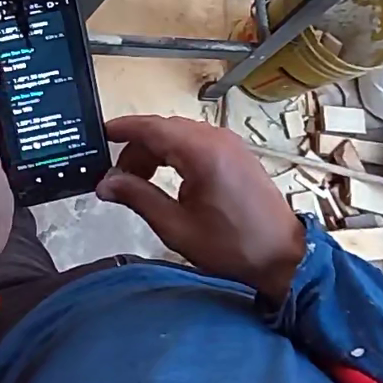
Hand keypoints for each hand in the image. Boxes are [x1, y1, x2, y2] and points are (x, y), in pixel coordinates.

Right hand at [96, 114, 306, 298]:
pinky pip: (197, 141)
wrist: (282, 255)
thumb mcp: (176, 227)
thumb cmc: (233, 245)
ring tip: (139, 181)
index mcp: (202, 153)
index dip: (123, 129)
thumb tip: (107, 184)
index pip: (152, 127)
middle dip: (137, 148)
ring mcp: (229, 143)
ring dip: (156, 150)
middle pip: (164, 129)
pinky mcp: (236, 153)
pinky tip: (166, 177)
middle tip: (118, 177)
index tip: (101, 134)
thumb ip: (138, 198)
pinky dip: (176, 153)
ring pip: (180, 133)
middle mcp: (217, 139)